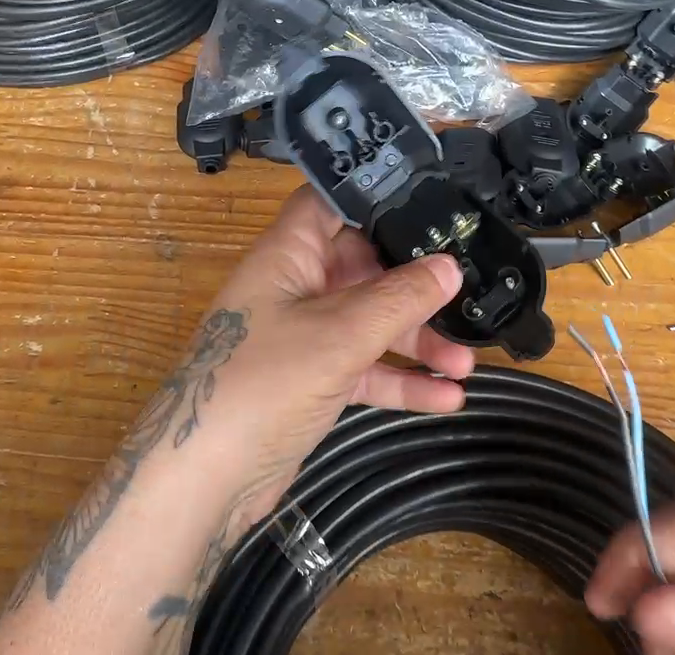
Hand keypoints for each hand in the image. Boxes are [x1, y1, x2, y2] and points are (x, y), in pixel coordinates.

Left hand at [187, 185, 473, 511]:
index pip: (329, 203)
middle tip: (468, 291)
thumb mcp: (339, 334)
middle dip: (414, 282)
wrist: (206, 477)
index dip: (372, 196)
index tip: (428, 202)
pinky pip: (365, 368)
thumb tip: (450, 266)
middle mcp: (296, 287)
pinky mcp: (312, 380)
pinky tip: (446, 397)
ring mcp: (304, 336)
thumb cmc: (264, 382)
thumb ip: (398, 299)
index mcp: (288, 254)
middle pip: (363, 267)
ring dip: (416, 339)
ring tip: (467, 361)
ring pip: (370, 322)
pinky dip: (400, 379)